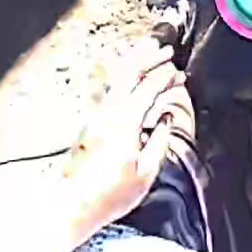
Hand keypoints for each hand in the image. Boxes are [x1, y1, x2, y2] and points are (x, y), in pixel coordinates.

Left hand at [45, 41, 192, 247]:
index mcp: (125, 120)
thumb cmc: (110, 194)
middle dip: (150, 57)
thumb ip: (159, 141)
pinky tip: (127, 68)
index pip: (149, 88)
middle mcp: (109, 109)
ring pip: (117, 75)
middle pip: (130, 71)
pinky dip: (122, 71)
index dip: (166, 78)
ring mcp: (97, 111)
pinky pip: (110, 84)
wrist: (71, 203)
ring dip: (135, 59)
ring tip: (149, 48)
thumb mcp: (145, 174)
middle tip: (167, 49)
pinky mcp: (91, 118)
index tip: (180, 74)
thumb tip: (166, 117)